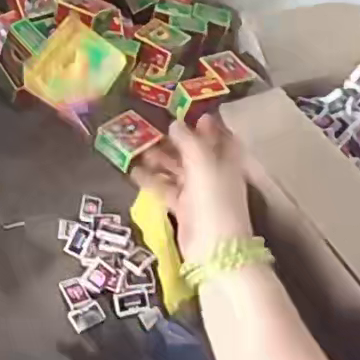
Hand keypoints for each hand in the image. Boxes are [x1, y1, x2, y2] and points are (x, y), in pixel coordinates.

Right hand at [132, 116, 253, 262]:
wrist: (213, 248)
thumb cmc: (213, 200)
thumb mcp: (202, 163)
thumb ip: (188, 141)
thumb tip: (175, 123)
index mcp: (225, 160)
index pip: (217, 135)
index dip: (203, 123)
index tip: (183, 111)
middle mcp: (213, 173)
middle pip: (192, 151)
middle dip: (173, 140)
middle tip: (148, 129)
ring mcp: (198, 192)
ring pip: (176, 170)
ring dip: (158, 159)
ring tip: (137, 149)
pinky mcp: (184, 208)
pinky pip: (166, 188)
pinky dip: (151, 180)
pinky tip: (134, 172)